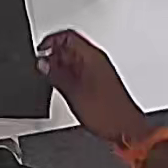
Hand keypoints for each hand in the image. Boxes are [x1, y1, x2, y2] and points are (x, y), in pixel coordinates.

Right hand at [37, 29, 152, 144]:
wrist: (127, 131)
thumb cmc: (108, 112)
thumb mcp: (72, 91)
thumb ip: (55, 74)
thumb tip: (42, 63)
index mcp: (92, 57)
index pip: (67, 36)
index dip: (50, 41)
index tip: (40, 52)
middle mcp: (97, 61)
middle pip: (70, 46)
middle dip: (54, 54)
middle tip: (43, 66)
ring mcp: (100, 71)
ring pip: (75, 59)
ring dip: (61, 66)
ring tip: (51, 77)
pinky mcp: (100, 82)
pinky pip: (80, 71)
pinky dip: (69, 75)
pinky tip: (63, 87)